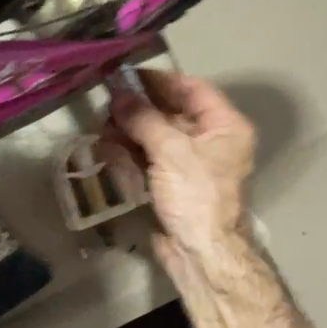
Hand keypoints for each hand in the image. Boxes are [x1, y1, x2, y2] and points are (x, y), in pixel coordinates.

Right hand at [108, 71, 257, 273]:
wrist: (201, 252)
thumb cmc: (195, 195)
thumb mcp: (170, 150)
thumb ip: (144, 119)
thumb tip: (118, 96)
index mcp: (225, 126)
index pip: (192, 89)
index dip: (160, 81)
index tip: (127, 75)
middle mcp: (212, 142)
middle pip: (172, 114)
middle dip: (139, 109)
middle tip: (107, 104)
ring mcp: (192, 166)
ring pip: (158, 138)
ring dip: (130, 131)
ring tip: (101, 127)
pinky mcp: (174, 187)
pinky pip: (152, 161)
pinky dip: (132, 153)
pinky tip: (108, 148)